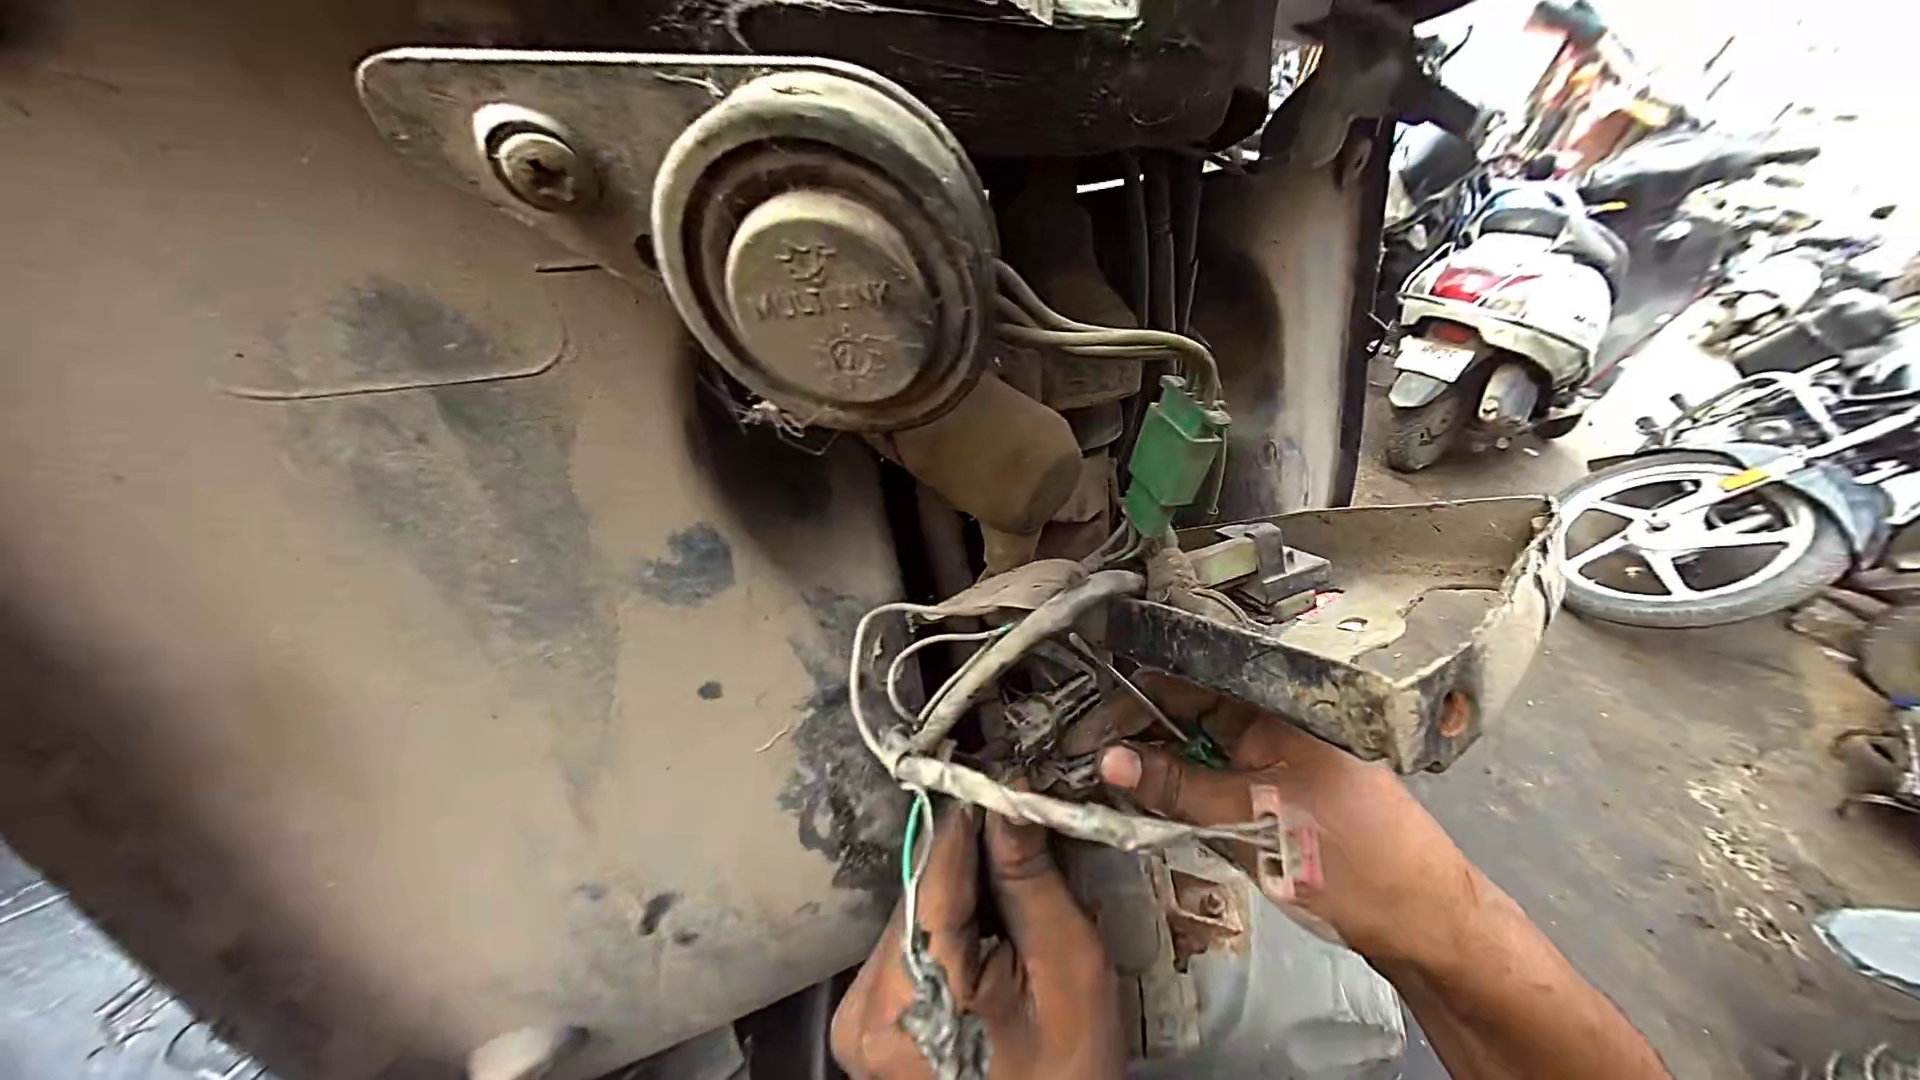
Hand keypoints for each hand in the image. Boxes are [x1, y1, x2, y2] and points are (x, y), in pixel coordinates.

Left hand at [830, 804, 1124, 1079]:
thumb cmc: (1068, 1079)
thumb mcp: (1068, 975)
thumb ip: (1031, 879)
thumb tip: (1007, 793)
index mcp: (905, 995)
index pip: (935, 865)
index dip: (973, 815)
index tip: (1005, 778)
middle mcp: (861, 1001)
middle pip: (922, 887)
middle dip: (974, 860)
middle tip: (1025, 842)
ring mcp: (857, 1015)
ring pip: (916, 908)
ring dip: (963, 890)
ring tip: (1012, 891)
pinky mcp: (867, 1021)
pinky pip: (912, 940)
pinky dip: (949, 924)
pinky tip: (987, 930)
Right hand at [1096, 673, 1484, 968]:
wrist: (1425, 927)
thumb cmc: (1353, 862)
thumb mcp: (1251, 820)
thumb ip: (1175, 787)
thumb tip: (1108, 761)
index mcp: (1272, 703)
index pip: (1185, 679)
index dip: (1133, 697)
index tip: (1091, 723)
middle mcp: (1267, 718)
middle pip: (1183, 709)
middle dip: (1136, 730)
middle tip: (1089, 753)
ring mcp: (1267, 751)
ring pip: (1192, 742)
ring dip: (1154, 759)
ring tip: (1109, 775)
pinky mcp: (1266, 783)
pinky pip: (1209, 771)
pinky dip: (1178, 782)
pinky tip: (1147, 794)